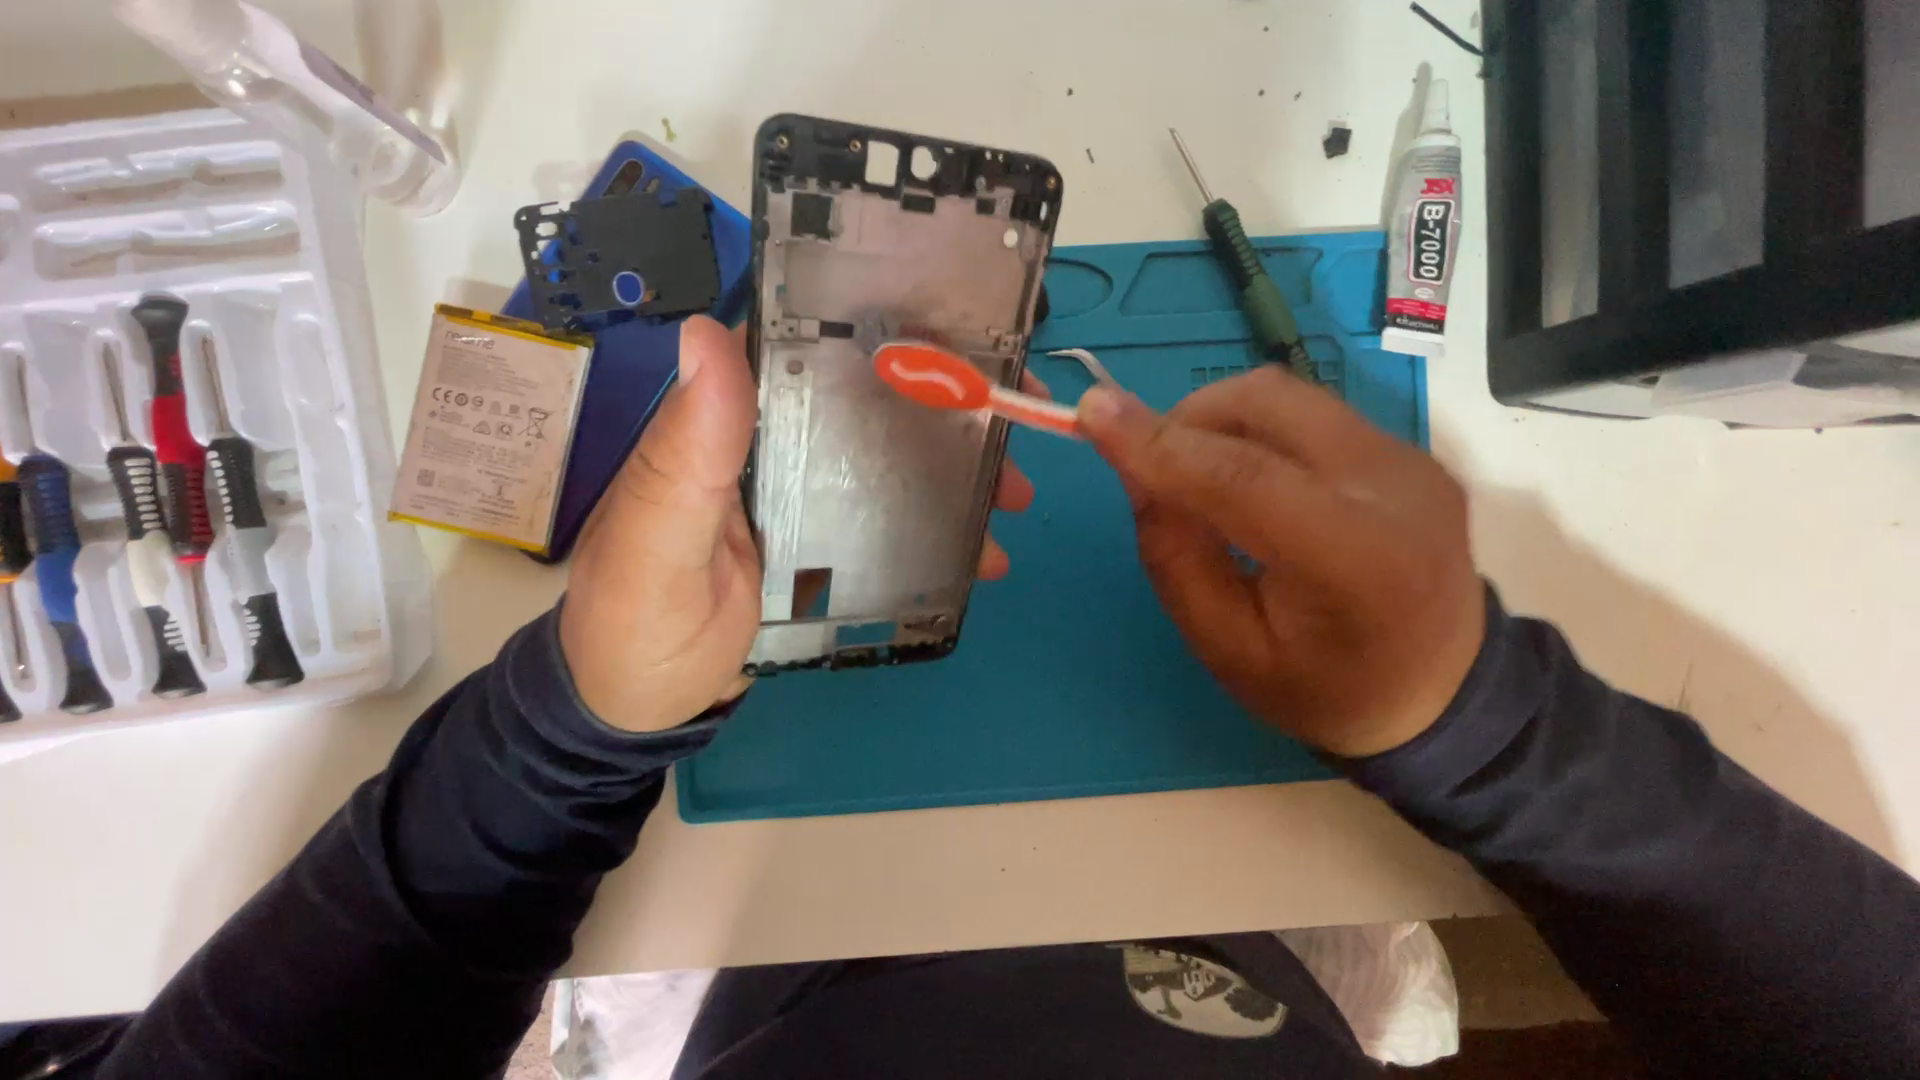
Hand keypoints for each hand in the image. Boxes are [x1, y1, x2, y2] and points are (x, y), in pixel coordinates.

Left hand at [560, 316, 1034, 731]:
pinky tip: (982, 552)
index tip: (965, 334)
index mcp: (728, 422)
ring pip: (892, 458)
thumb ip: (684, 452)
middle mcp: (769, 441)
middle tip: (1017, 420)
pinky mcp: (823, 543)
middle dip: (948, 402)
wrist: (638, 704)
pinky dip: (939, 527)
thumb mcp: (654, 542)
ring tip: (1013, 497)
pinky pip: (891, 518)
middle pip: (870, 399)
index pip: (807, 343)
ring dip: (956, 468)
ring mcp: (801, 492)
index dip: (884, 328)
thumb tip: (705, 329)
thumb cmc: (633, 622)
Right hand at [1077, 367, 1483, 757]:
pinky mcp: (1408, 451)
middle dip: (1189, 417)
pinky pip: (1311, 414)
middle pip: (1269, 402)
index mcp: (1354, 560)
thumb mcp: (1228, 648)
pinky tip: (1253, 482)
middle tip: (1155, 464)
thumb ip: (1175, 556)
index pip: (1241, 476)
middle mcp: (1394, 488)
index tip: (1090, 415)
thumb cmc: (1324, 689)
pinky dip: (1258, 432)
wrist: (1444, 696)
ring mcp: (1410, 461)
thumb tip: (1136, 469)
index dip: (1159, 442)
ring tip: (1200, 476)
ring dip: (1221, 419)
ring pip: (1288, 396)